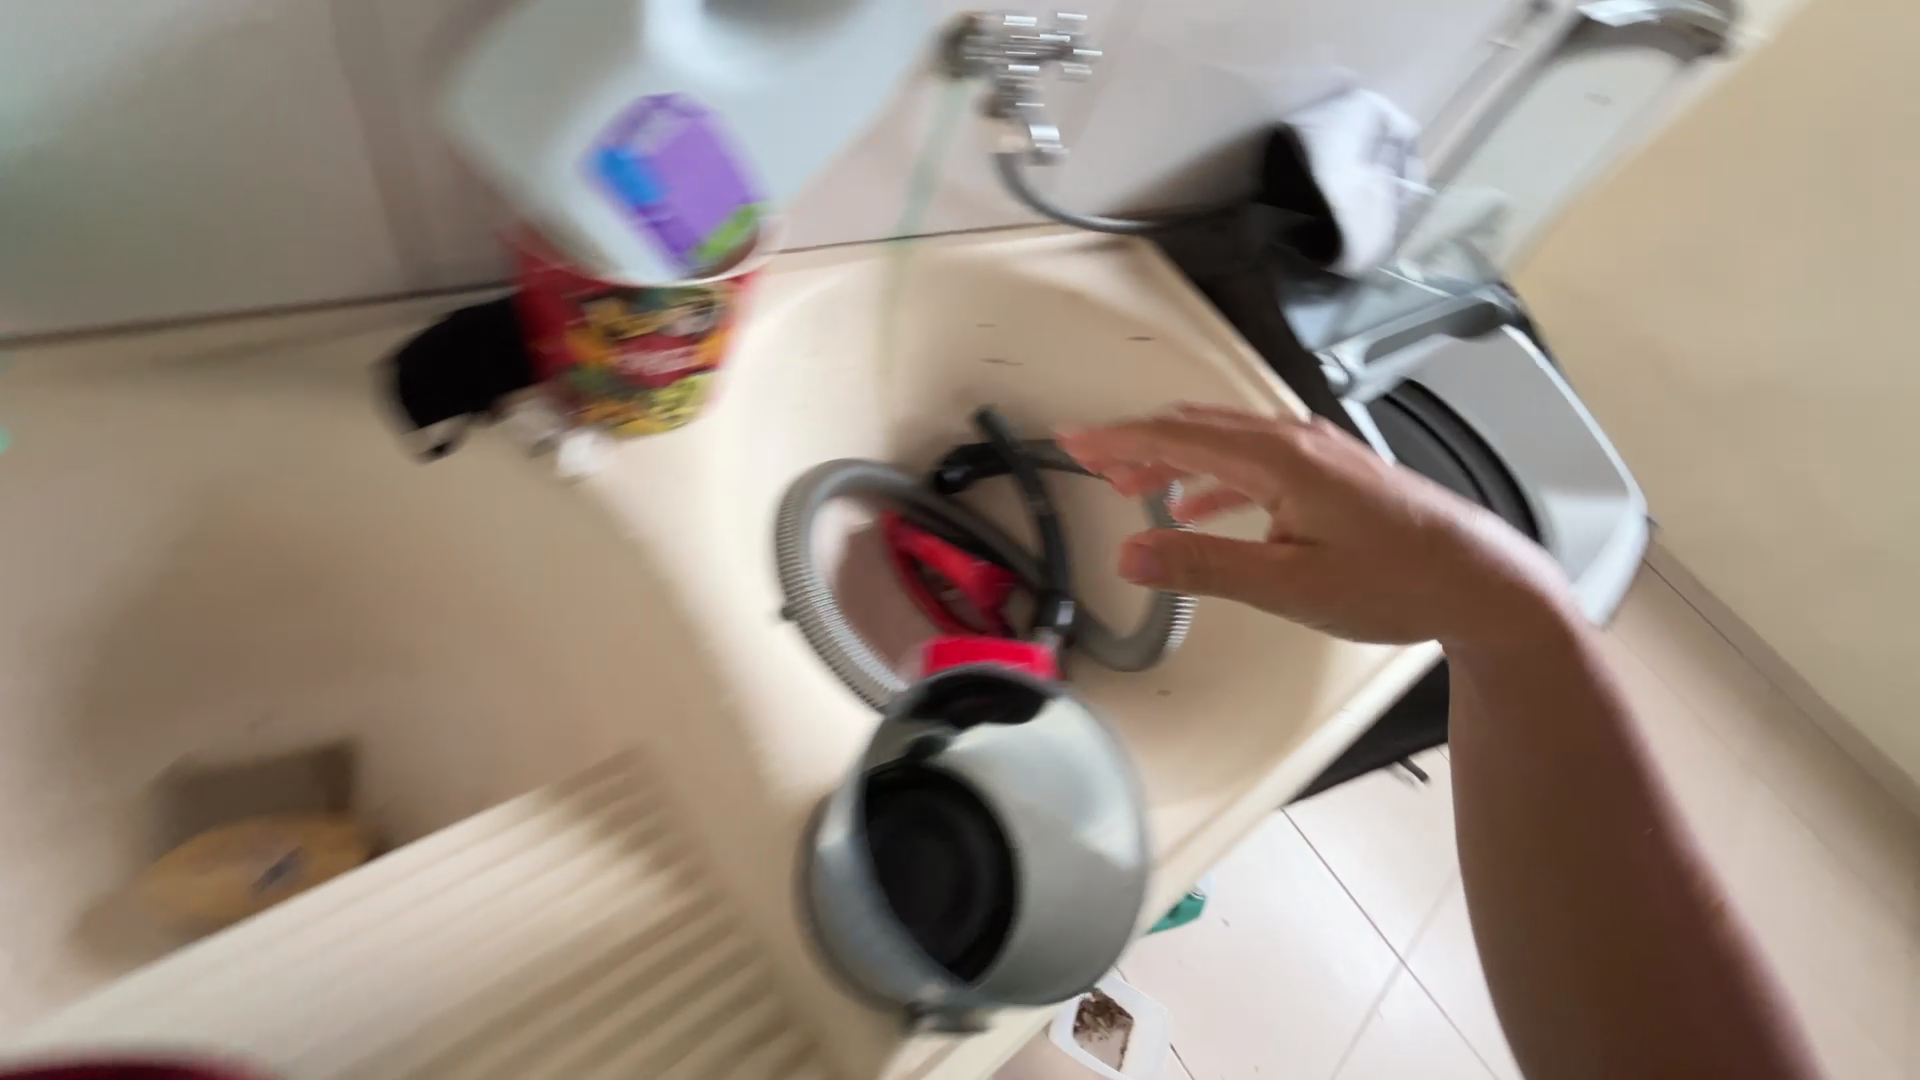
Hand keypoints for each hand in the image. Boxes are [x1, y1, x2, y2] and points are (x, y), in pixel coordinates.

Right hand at [1057, 405, 1576, 647]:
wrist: (1484, 584)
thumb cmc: (1392, 583)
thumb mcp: (1287, 586)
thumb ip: (1203, 566)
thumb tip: (1128, 555)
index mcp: (1277, 457)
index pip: (1175, 438)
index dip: (1116, 438)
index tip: (1071, 439)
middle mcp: (1293, 441)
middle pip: (1195, 429)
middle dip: (1137, 444)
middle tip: (1091, 464)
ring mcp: (1315, 454)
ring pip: (1222, 443)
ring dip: (1172, 460)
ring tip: (1132, 486)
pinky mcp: (1329, 474)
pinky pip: (1252, 463)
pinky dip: (1211, 478)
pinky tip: (1198, 506)